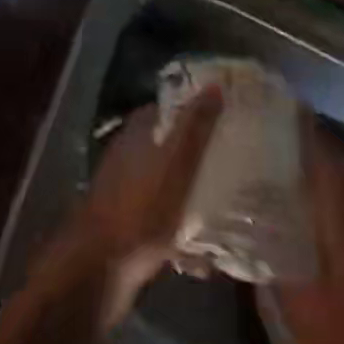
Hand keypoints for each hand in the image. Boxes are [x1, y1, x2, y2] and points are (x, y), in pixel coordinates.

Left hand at [73, 87, 222, 312]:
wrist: (103, 259)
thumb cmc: (144, 206)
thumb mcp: (177, 164)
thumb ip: (195, 126)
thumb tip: (214, 83)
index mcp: (139, 129)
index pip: (173, 106)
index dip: (201, 108)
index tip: (234, 117)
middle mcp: (129, 148)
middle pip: (172, 141)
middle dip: (201, 150)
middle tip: (239, 161)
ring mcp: (126, 181)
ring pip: (168, 175)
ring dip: (195, 188)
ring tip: (232, 202)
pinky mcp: (129, 213)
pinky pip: (164, 208)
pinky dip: (184, 218)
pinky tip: (206, 245)